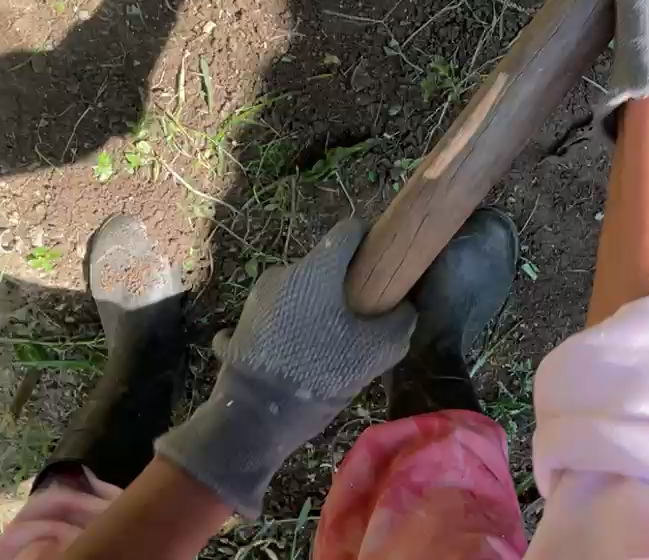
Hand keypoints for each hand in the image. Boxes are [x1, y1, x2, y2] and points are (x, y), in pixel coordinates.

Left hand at [153, 219, 413, 515]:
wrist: (253, 419)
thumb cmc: (318, 374)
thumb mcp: (374, 353)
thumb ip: (400, 322)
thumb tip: (405, 307)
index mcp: (318, 268)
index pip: (349, 229)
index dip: (369, 241)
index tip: (379, 266)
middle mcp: (285, 271)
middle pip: (325, 264)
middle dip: (342, 285)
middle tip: (355, 319)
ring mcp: (259, 296)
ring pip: (300, 290)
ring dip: (314, 307)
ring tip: (323, 345)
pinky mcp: (243, 321)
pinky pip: (276, 314)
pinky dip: (288, 326)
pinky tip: (294, 354)